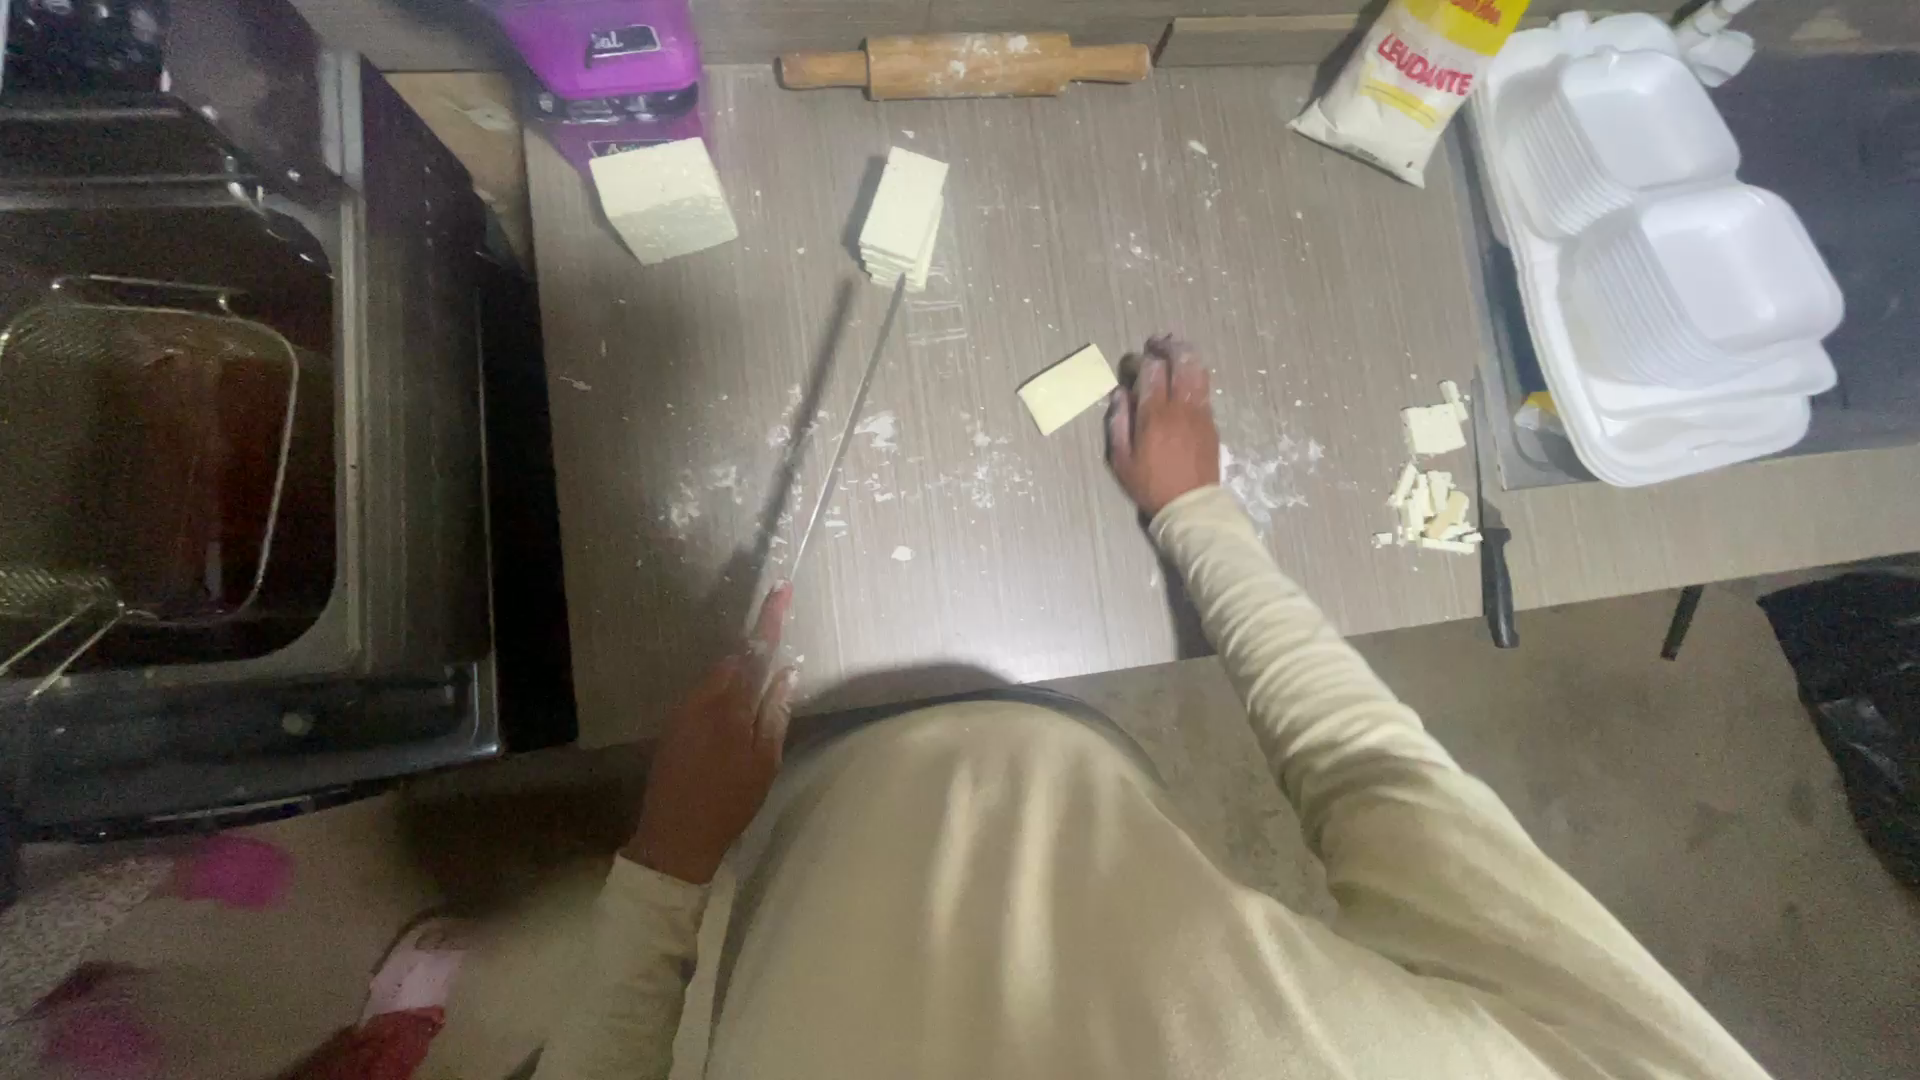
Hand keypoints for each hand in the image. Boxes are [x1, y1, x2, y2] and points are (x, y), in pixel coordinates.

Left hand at [624, 582, 796, 884]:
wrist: (674, 837)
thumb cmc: (730, 801)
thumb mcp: (765, 760)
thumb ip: (776, 712)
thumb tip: (787, 674)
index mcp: (730, 705)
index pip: (755, 651)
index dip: (770, 618)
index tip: (780, 589)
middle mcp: (702, 698)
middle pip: (733, 662)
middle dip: (755, 661)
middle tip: (776, 680)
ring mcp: (683, 711)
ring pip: (718, 681)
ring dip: (738, 683)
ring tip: (754, 713)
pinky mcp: (673, 726)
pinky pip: (704, 698)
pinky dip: (723, 699)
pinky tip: (731, 728)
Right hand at [1107, 335, 1219, 516]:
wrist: (1190, 504)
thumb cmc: (1150, 484)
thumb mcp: (1121, 459)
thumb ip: (1118, 422)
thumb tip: (1120, 394)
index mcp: (1154, 414)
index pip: (1151, 370)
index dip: (1140, 360)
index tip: (1131, 364)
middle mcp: (1180, 406)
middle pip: (1181, 360)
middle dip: (1167, 346)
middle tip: (1156, 343)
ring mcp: (1200, 411)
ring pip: (1198, 370)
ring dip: (1186, 354)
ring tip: (1174, 350)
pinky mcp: (1211, 420)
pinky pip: (1204, 387)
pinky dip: (1194, 373)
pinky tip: (1185, 376)